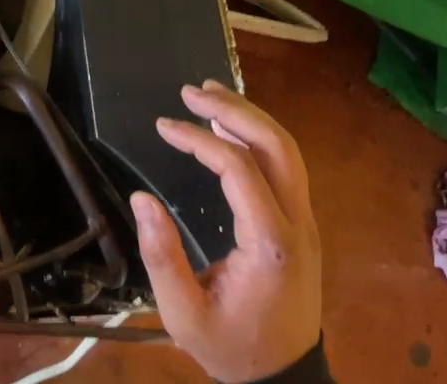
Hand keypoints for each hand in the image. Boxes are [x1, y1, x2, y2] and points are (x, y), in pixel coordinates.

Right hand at [132, 81, 320, 382]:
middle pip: (276, 146)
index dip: (198, 140)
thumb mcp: (183, 314)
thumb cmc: (231, 346)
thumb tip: (141, 198)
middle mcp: (296, 224)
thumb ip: (161, 256)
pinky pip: (285, 166)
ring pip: (287, 151)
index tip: (163, 127)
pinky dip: (257, 137)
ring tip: (208, 95)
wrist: (283, 379)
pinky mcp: (301, 224)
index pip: (239, 169)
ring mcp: (305, 222)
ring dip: (248, 117)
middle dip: (233, 110)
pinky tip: (228, 128)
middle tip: (190, 92)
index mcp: (269, 244)